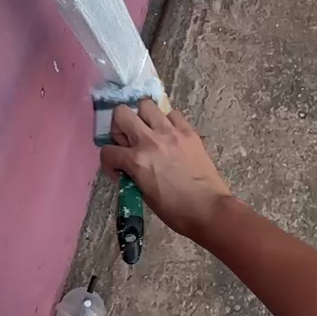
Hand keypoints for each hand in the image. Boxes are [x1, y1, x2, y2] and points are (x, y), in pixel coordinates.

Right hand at [99, 100, 233, 239]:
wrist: (209, 209)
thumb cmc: (175, 210)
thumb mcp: (143, 194)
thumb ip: (132, 173)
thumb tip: (127, 166)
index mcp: (137, 160)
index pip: (107, 150)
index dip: (109, 162)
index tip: (118, 170)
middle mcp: (150, 140)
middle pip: (121, 113)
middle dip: (119, 127)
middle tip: (128, 142)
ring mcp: (171, 133)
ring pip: (146, 105)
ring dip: (143, 119)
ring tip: (149, 134)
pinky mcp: (188, 132)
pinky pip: (172, 114)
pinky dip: (167, 122)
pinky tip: (170, 136)